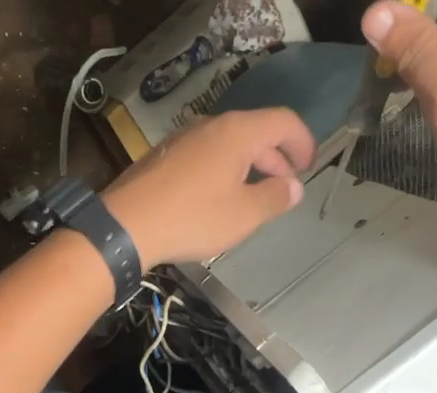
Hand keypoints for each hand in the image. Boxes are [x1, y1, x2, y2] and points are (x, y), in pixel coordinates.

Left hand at [103, 108, 315, 265]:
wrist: (127, 226)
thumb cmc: (192, 218)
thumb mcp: (243, 216)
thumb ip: (274, 198)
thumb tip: (293, 187)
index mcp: (238, 132)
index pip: (283, 121)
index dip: (303, 142)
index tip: (309, 166)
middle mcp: (211, 126)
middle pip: (255, 132)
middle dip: (276, 159)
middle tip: (284, 189)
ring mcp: (184, 139)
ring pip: (229, 146)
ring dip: (249, 168)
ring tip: (254, 199)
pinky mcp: (165, 157)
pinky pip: (206, 157)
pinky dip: (224, 172)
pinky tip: (219, 200)